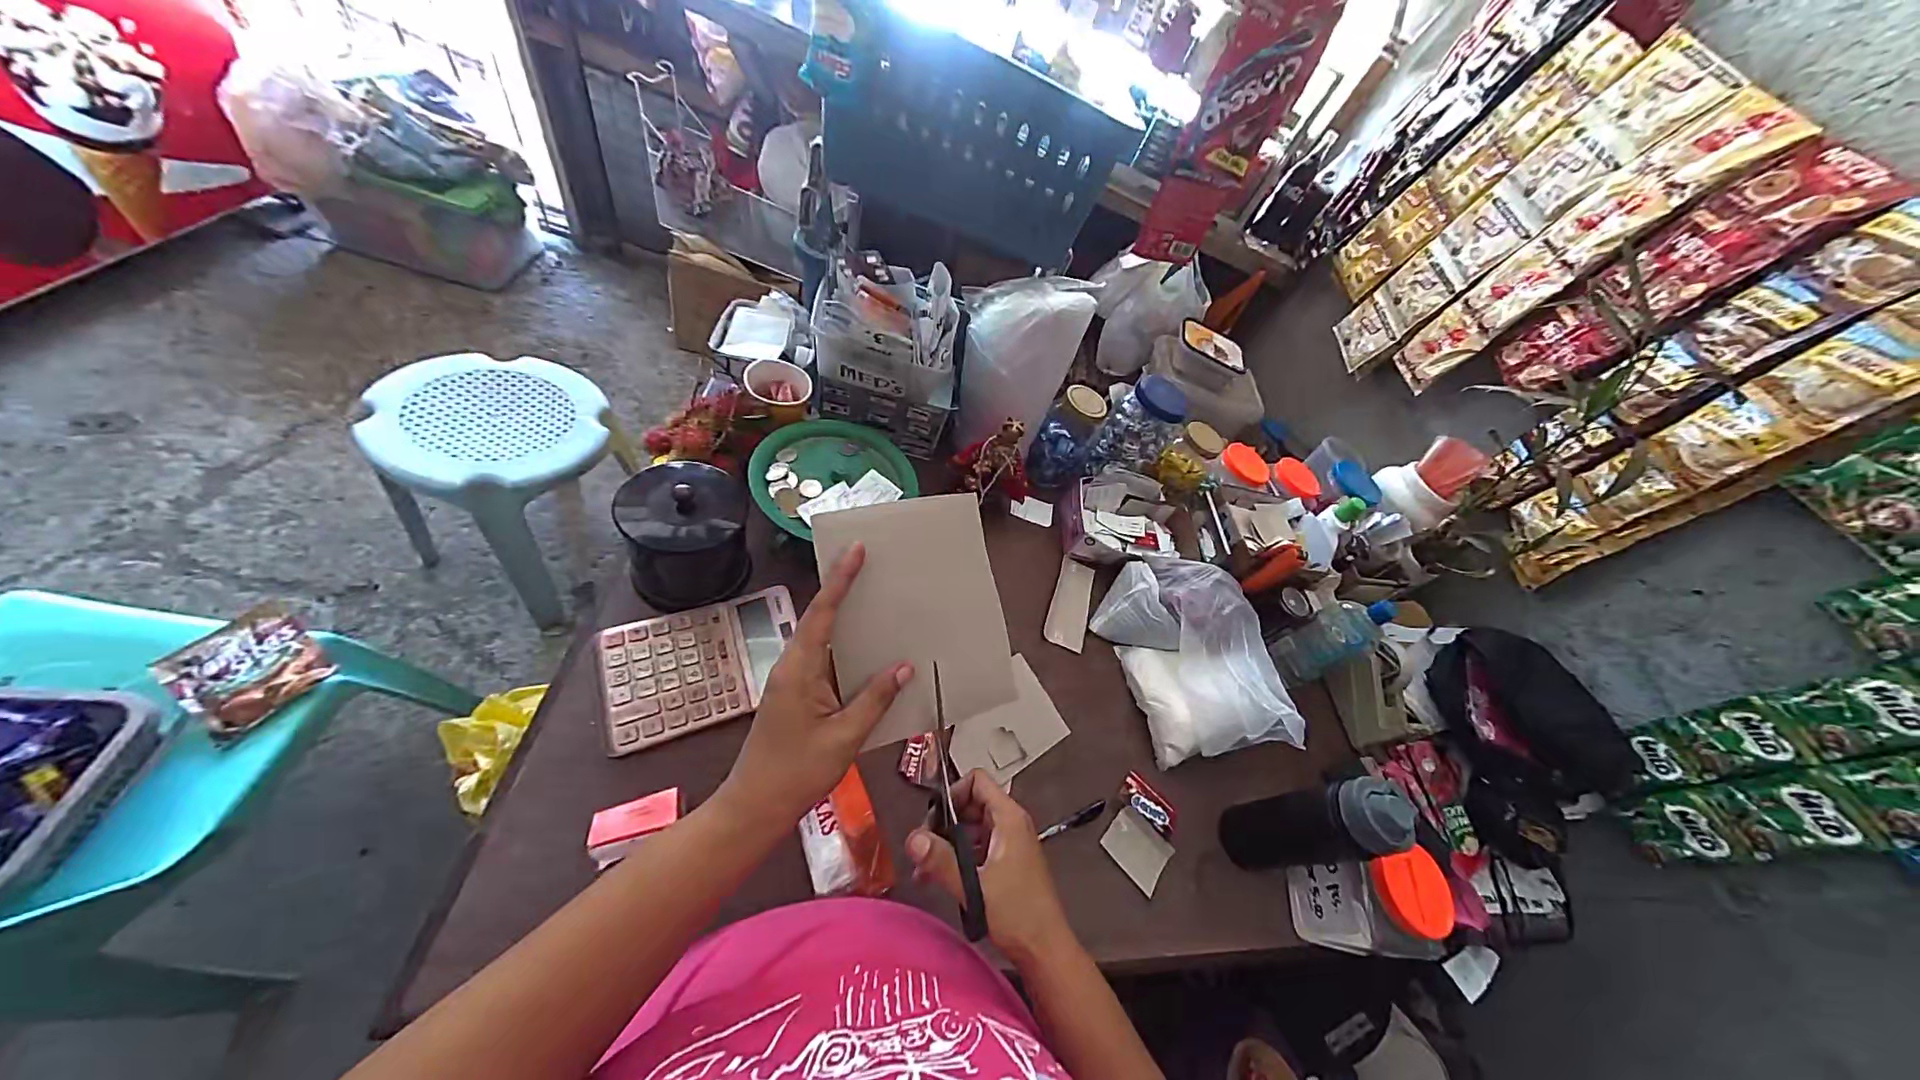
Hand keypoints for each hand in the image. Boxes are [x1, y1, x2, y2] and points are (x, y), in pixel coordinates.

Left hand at [714, 543, 912, 834]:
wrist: (755, 806)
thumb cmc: (796, 772)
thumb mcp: (844, 737)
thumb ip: (874, 699)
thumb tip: (903, 666)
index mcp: (799, 669)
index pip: (822, 614)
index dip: (840, 580)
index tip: (856, 551)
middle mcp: (793, 667)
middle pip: (820, 619)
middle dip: (844, 591)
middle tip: (873, 567)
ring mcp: (793, 682)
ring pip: (824, 642)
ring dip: (848, 623)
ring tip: (878, 604)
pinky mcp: (797, 696)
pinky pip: (826, 663)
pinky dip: (847, 653)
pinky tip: (871, 656)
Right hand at [907, 770, 1072, 960]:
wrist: (1045, 949)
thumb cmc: (1017, 913)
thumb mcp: (974, 885)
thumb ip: (941, 860)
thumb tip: (913, 839)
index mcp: (1009, 818)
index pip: (977, 781)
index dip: (952, 793)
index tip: (933, 819)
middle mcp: (1011, 824)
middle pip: (971, 804)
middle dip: (944, 822)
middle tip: (923, 847)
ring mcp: (1009, 843)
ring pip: (971, 827)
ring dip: (948, 843)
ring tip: (925, 869)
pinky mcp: (1006, 862)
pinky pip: (977, 847)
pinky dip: (958, 857)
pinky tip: (939, 878)